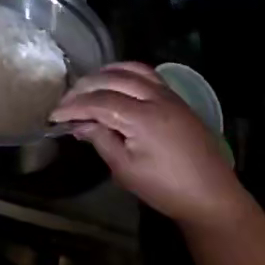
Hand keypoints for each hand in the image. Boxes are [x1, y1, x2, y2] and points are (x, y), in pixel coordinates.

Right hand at [51, 63, 251, 227]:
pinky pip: (147, 74)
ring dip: (105, 73)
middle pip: (112, 79)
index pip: (98, 101)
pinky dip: (126, 73)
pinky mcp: (177, 99)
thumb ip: (101, 140)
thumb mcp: (125, 170)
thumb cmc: (165, 188)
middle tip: (66, 101)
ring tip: (87, 86)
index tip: (54, 116)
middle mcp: (155, 98)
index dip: (73, 106)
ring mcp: (169, 95)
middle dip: (84, 87)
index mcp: (142, 117)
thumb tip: (80, 124)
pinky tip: (115, 83)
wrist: (211, 195)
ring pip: (131, 70)